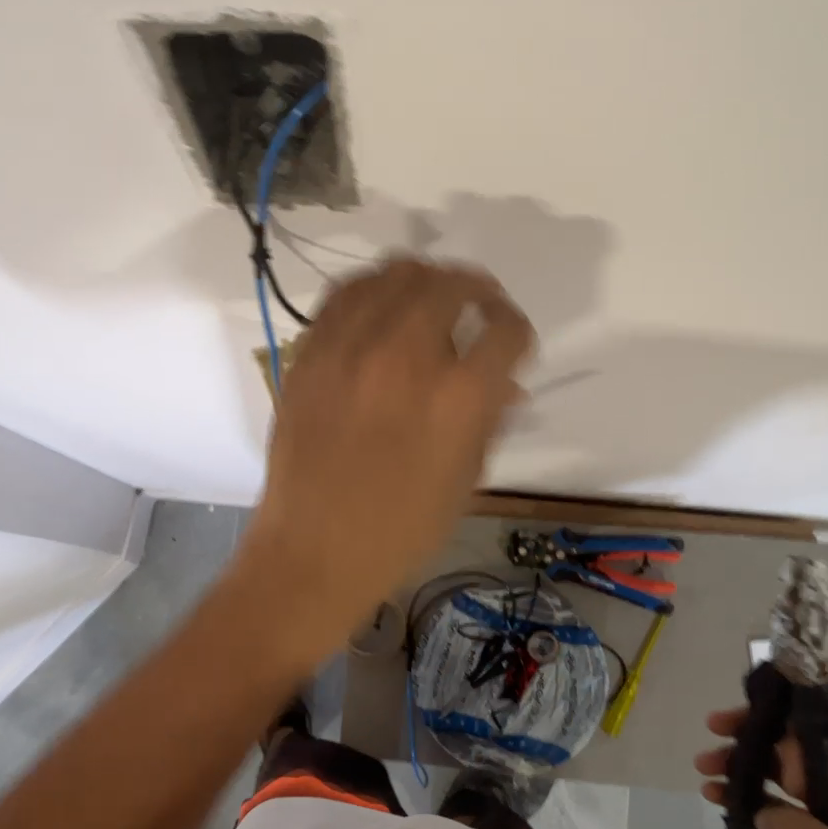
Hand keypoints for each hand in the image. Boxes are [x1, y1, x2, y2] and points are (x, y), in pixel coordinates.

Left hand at [239, 257, 533, 655]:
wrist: (313, 553)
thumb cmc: (399, 532)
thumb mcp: (465, 483)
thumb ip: (489, 421)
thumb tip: (504, 383)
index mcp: (458, 396)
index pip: (505, 329)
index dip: (517, 330)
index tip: (511, 342)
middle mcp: (406, 357)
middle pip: (451, 285)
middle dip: (476, 292)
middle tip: (477, 309)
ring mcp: (350, 350)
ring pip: (395, 275)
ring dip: (423, 281)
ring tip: (429, 300)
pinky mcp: (310, 355)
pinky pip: (342, 295)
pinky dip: (370, 290)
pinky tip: (378, 307)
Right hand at [695, 709, 827, 828]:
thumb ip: (798, 827)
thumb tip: (760, 806)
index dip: (785, 725)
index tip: (738, 726)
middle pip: (810, 757)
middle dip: (759, 748)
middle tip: (710, 744)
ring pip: (796, 785)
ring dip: (752, 776)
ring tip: (705, 773)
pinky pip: (796, 815)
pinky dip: (762, 806)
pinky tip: (726, 801)